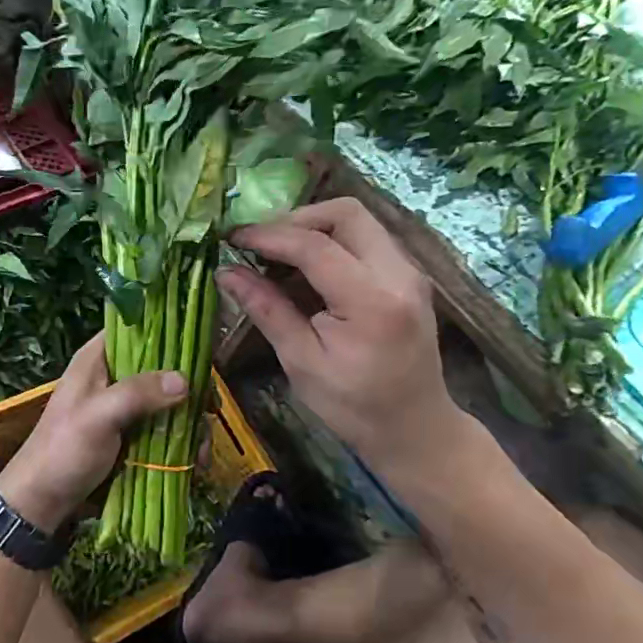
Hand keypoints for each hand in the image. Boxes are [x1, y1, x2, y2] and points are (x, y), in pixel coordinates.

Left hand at [0, 335, 187, 532]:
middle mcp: (115, 375)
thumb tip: (185, 380)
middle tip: (211, 410)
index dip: (171, 332)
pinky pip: (167, 429)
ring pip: (171, 400)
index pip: (138, 327)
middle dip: (191, 388)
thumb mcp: (98, 417)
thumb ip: (137, 394)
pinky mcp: (134, 434)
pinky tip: (197, 462)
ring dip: (192, 422)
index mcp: (99, 358)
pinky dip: (184, 442)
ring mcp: (126, 406)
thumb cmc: (63, 450)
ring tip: (203, 451)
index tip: (203, 350)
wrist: (42, 501)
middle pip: (164, 366)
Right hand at [218, 197, 472, 469]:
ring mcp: (408, 272)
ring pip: (357, 220)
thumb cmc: (354, 406)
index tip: (232, 238)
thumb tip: (226, 271)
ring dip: (312, 227)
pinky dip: (330, 241)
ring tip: (278, 254)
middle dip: (295, 219)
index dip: (268, 236)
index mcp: (372, 302)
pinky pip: (365, 238)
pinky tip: (305, 268)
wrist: (416, 429)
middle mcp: (399, 274)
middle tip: (260, 243)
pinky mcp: (407, 276)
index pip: (315, 246)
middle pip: (345, 213)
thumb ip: (266, 309)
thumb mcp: (301, 362)